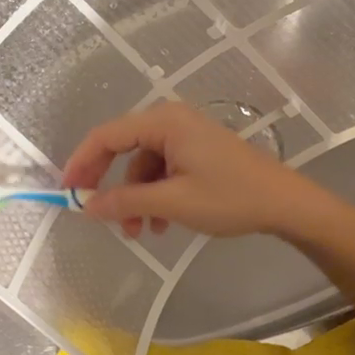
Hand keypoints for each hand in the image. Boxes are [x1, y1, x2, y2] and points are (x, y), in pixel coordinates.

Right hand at [63, 101, 308, 238]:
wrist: (286, 203)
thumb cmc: (230, 197)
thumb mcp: (173, 203)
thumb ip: (125, 202)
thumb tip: (86, 207)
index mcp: (163, 122)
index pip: (106, 136)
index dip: (82, 162)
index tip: (67, 191)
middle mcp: (170, 121)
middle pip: (121, 148)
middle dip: (109, 185)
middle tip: (92, 212)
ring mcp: (185, 135)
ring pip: (142, 165)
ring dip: (135, 198)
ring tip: (138, 233)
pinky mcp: (196, 151)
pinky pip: (161, 170)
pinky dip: (154, 196)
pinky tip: (161, 225)